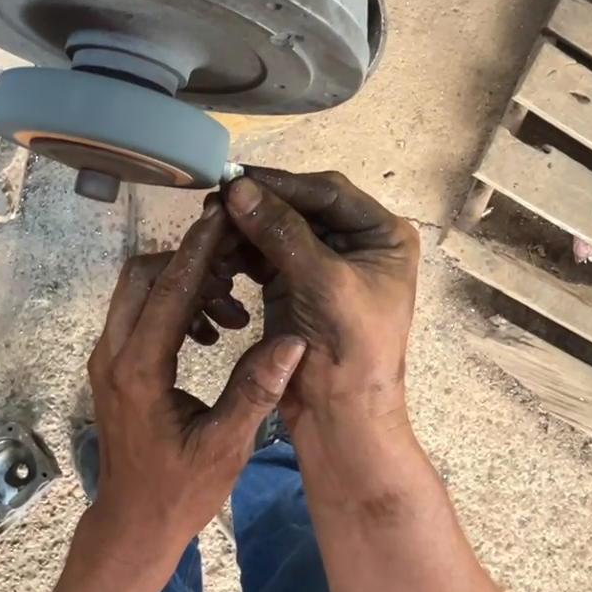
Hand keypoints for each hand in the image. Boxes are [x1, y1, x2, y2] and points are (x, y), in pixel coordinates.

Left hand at [82, 204, 308, 580]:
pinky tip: (213, 331)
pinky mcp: (113, 366)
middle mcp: (112, 355)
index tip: (226, 217)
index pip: (167, 292)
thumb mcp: (225, 446)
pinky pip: (139, 316)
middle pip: (141, 277)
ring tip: (234, 312)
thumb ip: (255, 390)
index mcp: (138, 371)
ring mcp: (107, 359)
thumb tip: (294, 342)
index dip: (199, 251)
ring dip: (185, 287)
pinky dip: (175, 308)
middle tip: (239, 268)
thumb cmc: (179, 491)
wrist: (132, 522)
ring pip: (138, 293)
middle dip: (189, 262)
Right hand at [220, 169, 419, 431]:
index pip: (327, 193)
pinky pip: (262, 256)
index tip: (238, 178)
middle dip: (258, 206)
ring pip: (276, 231)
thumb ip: (282, 232)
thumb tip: (238, 189)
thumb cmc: (350, 347)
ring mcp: (319, 265)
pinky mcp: (291, 285)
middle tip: (217, 201)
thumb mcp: (322, 281)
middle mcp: (352, 243)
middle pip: (298, 208)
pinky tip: (217, 251)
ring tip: (211, 224)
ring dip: (244, 229)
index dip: (283, 183)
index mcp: (380, 235)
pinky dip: (240, 253)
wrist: (339, 413)